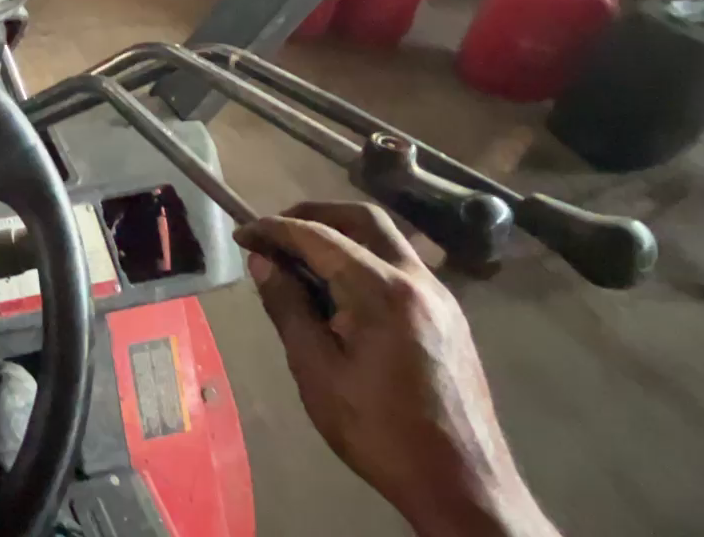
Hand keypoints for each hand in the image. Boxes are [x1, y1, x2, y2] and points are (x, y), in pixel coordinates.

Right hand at [234, 202, 557, 536]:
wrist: (463, 488)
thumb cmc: (379, 431)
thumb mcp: (316, 369)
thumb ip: (288, 306)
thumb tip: (263, 262)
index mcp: (382, 292)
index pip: (318, 236)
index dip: (273, 229)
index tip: (240, 236)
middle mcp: (418, 282)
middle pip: (362, 219)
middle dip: (312, 214)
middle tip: (274, 232)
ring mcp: (441, 299)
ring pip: (386, 240)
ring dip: (339, 235)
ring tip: (299, 261)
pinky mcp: (449, 319)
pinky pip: (400, 267)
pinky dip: (362, 259)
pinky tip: (338, 291)